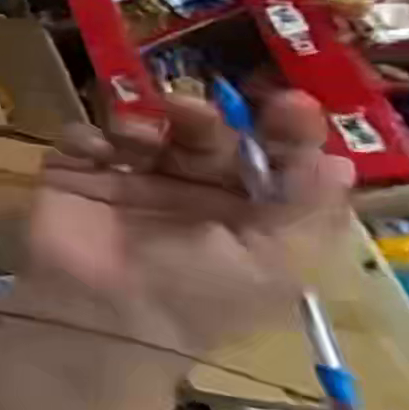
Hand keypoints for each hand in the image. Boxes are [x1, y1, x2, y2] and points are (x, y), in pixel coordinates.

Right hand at [19, 91, 355, 357]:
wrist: (99, 307)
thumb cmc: (195, 292)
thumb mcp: (272, 263)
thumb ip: (305, 212)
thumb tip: (337, 162)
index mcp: (238, 212)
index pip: (267, 161)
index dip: (283, 131)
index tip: (290, 102)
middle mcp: (183, 189)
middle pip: (199, 137)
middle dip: (199, 118)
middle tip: (187, 106)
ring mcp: (123, 179)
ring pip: (139, 130)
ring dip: (141, 123)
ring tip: (136, 136)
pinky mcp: (71, 173)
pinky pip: (79, 139)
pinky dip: (87, 136)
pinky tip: (95, 151)